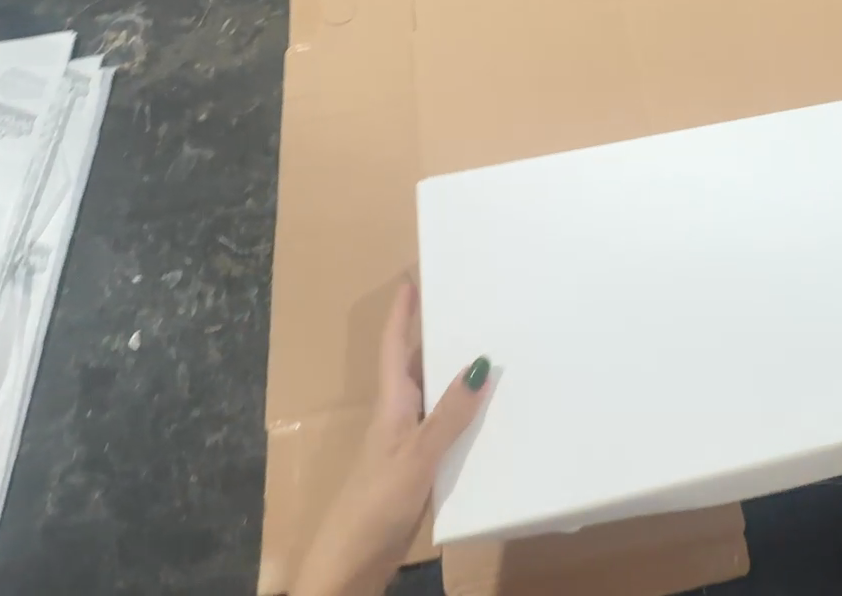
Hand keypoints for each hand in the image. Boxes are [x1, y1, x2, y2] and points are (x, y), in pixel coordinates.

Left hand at [291, 283, 490, 595]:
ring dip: (454, 373)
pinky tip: (489, 414)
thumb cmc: (377, 501)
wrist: (352, 563)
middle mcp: (400, 414)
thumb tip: (480, 362)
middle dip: (436, 334)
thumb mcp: (417, 454)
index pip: (396, 346)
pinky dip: (464, 412)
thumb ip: (449, 413)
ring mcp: (408, 442)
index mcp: (392, 403)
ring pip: (434, 395)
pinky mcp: (420, 467)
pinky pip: (446, 426)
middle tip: (468, 306)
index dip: (402, 313)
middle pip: (417, 365)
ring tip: (488, 348)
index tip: (411, 279)